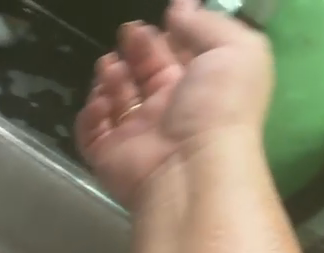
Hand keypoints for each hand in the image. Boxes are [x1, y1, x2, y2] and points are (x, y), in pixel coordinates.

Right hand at [76, 0, 273, 207]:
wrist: (188, 166)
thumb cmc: (217, 104)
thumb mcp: (233, 48)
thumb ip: (204, 24)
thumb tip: (179, 6)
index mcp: (199, 82)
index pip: (176, 54)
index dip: (162, 36)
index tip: (148, 21)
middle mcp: (166, 107)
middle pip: (143, 75)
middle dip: (133, 52)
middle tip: (123, 36)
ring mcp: (134, 133)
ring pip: (114, 101)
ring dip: (109, 80)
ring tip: (108, 66)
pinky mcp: (107, 155)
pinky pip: (92, 133)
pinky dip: (91, 116)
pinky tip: (100, 103)